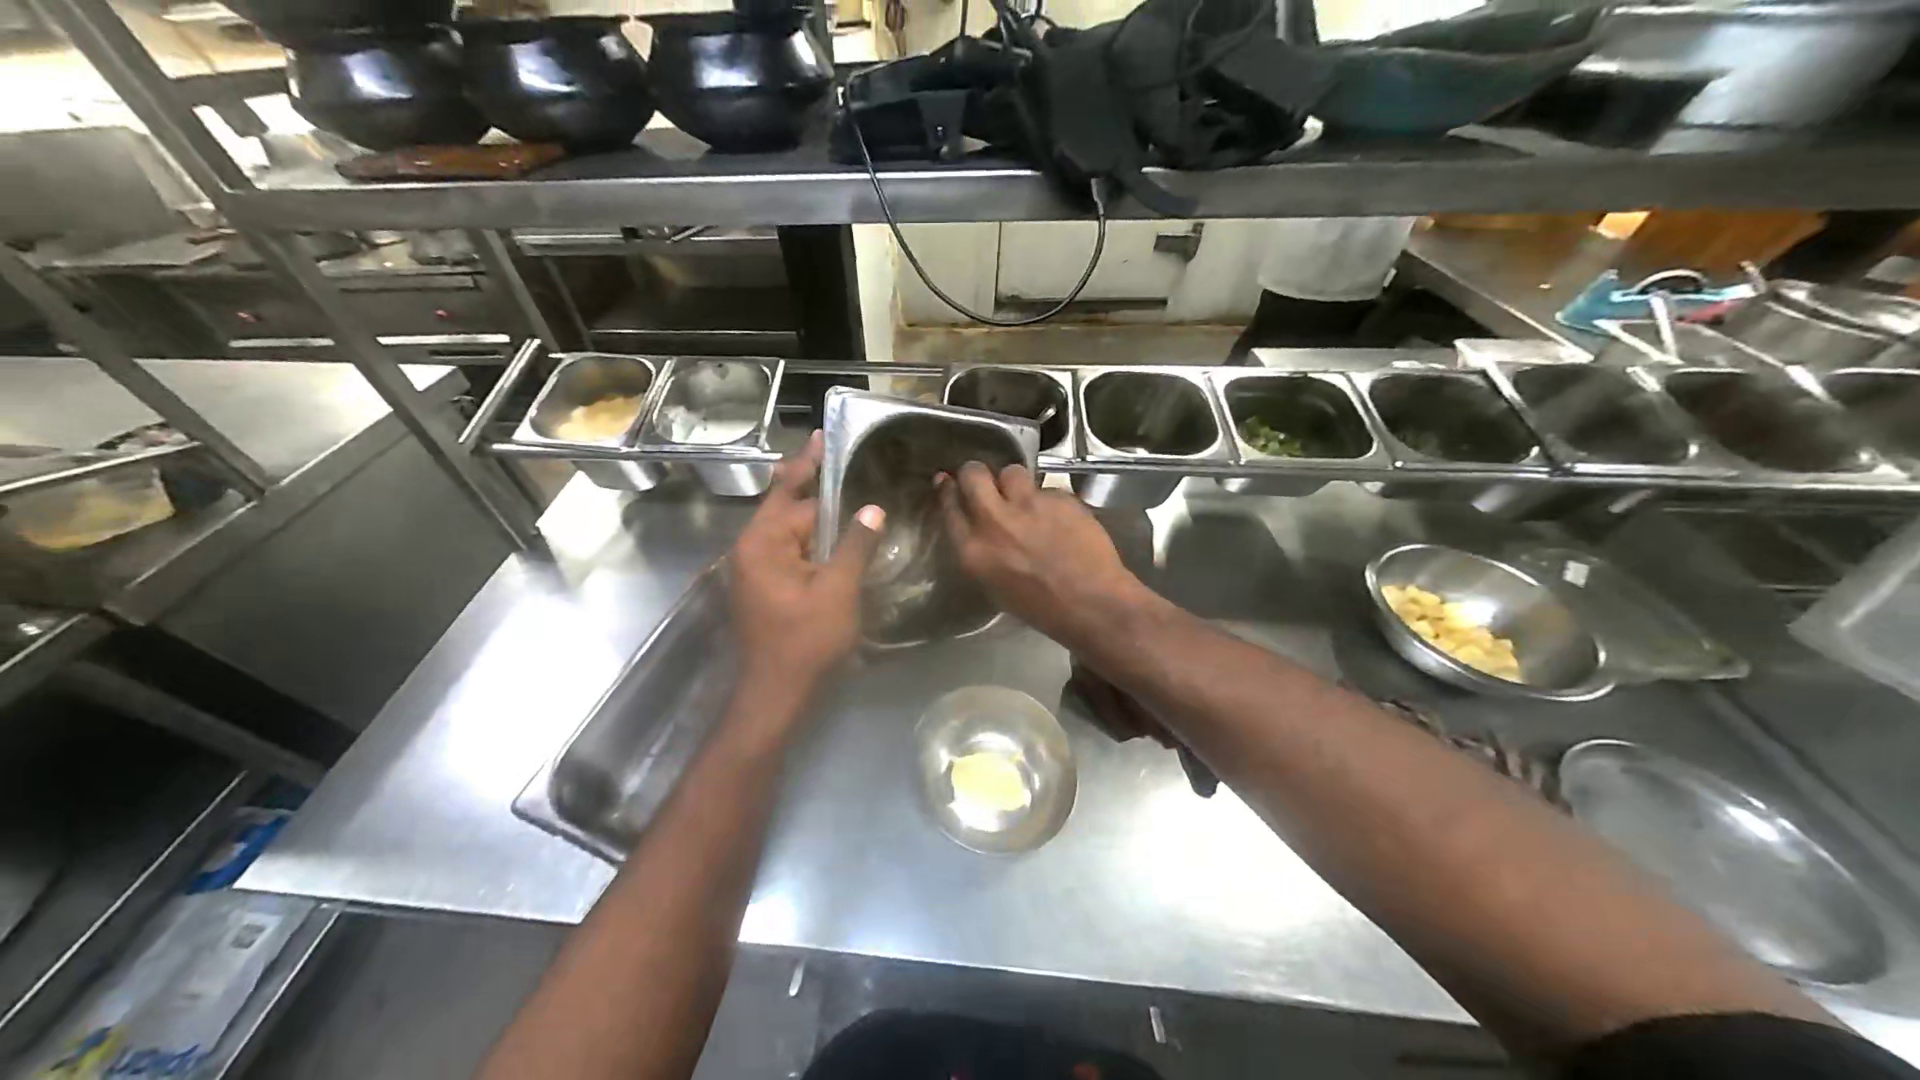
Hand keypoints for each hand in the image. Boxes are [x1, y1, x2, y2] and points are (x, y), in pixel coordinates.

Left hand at [730, 432, 884, 691]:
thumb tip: (873, 509)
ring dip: (822, 524)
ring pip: (793, 536)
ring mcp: (756, 573)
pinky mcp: (766, 591)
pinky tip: (842, 546)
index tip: (825, 436)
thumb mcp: (838, 590)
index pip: (791, 493)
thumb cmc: (806, 642)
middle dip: (825, 498)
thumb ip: (855, 545)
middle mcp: (751, 551)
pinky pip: (793, 556)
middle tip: (860, 477)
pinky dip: (816, 547)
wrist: (776, 697)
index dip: (811, 464)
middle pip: (791, 512)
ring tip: (857, 506)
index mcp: (762, 543)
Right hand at [937, 462, 1145, 646]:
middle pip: (973, 474)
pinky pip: (1046, 490)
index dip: (948, 489)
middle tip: (984, 480)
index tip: (948, 481)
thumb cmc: (1040, 606)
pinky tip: (1061, 519)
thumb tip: (979, 529)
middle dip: (975, 472)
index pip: (949, 505)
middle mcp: (995, 520)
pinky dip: (1049, 501)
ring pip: (1012, 472)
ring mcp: (1028, 505)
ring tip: (1026, 498)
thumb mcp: (994, 585)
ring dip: (1015, 482)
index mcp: (973, 549)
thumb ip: (980, 551)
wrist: (1090, 602)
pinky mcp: (1059, 497)